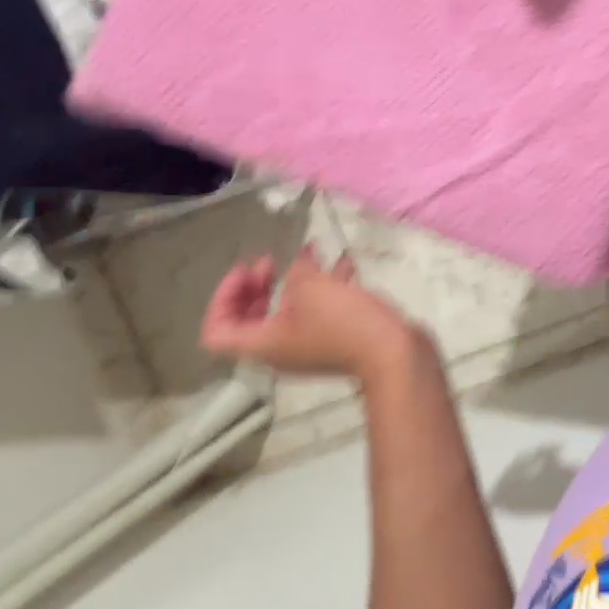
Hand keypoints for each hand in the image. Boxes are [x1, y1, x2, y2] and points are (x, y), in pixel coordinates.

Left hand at [200, 247, 422, 382]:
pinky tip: (344, 264)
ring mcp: (309, 345)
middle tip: (271, 262)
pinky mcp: (336, 339)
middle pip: (249, 320)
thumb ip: (299, 271)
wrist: (392, 353)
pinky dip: (325, 288)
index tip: (247, 268)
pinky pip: (319, 312)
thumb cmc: (344, 323)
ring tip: (310, 255)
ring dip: (294, 284)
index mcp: (261, 343)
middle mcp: (278, 349)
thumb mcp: (314, 289)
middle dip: (256, 288)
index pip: (217, 329)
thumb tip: (300, 261)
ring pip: (287, 313)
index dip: (223, 296)